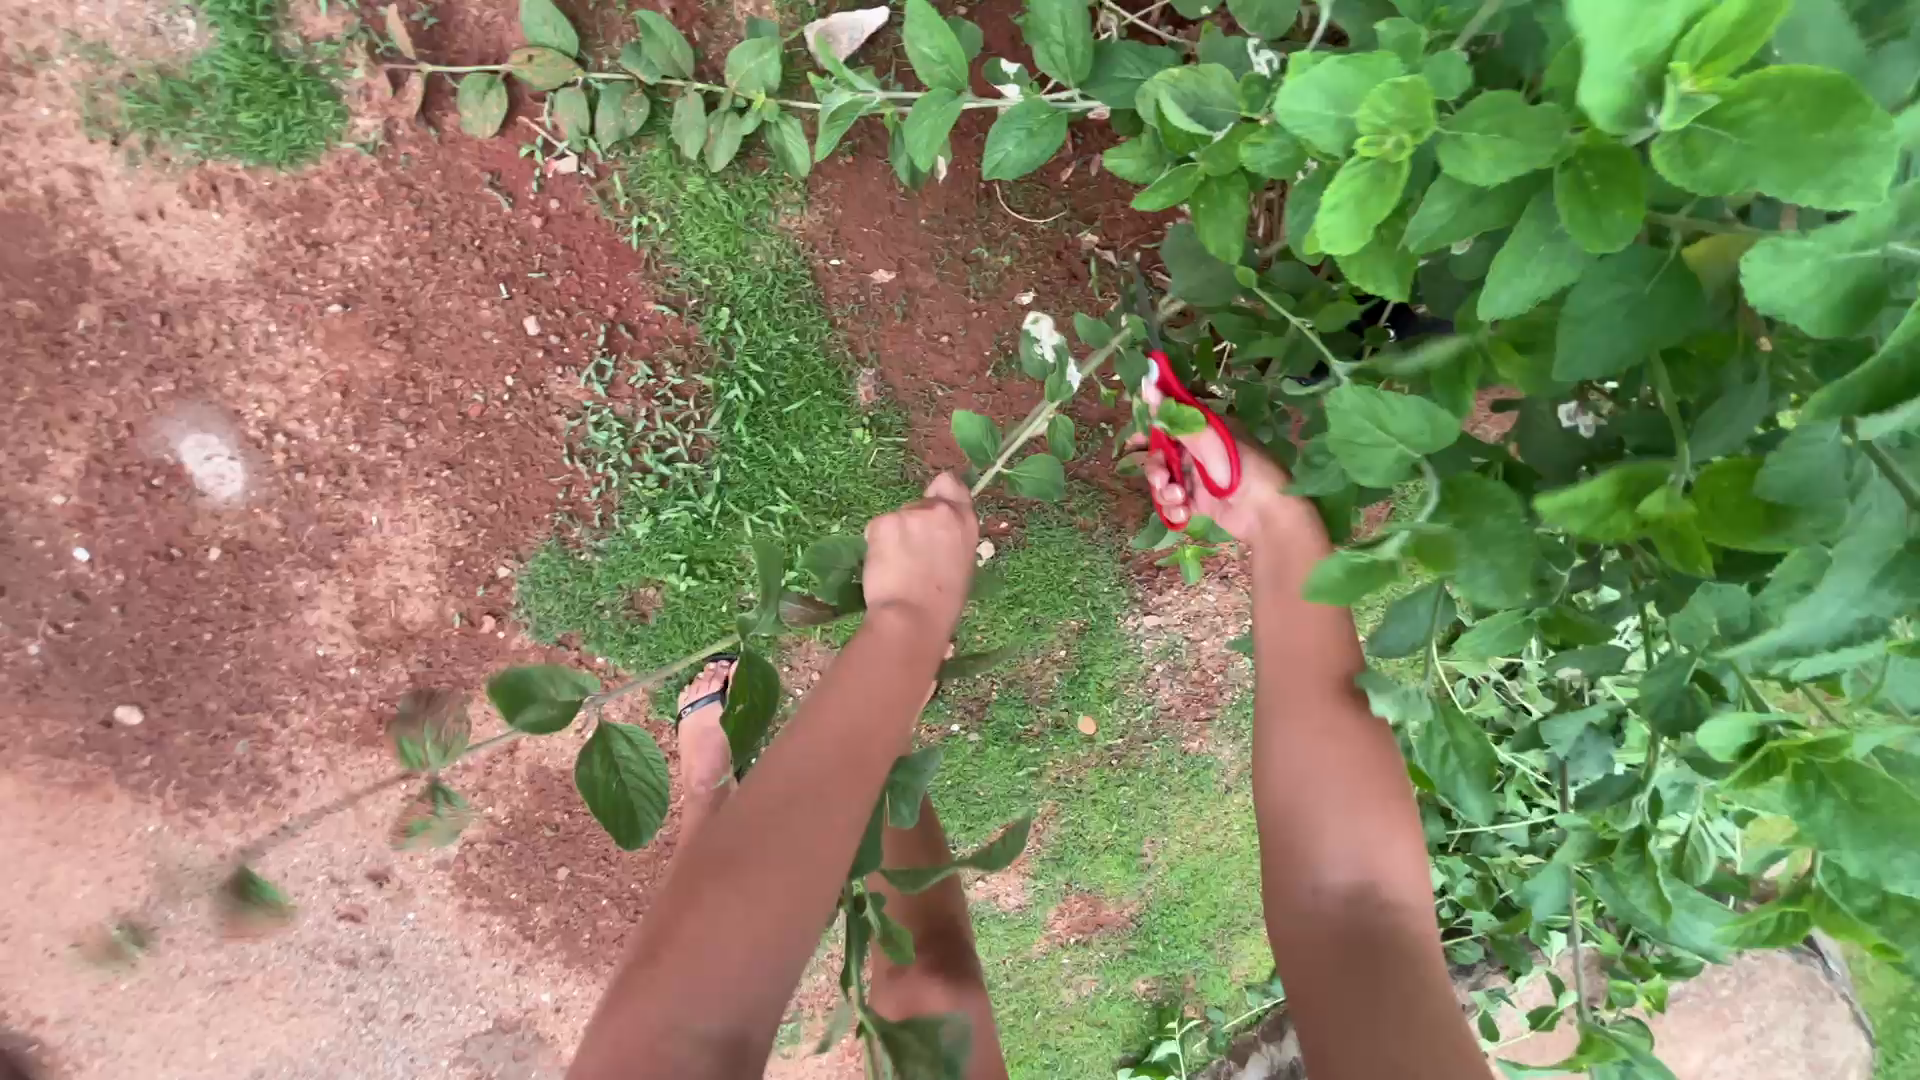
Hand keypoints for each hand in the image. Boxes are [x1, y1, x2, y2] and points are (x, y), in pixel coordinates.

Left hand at [863, 473, 978, 633]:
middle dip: (912, 525)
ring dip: (893, 536)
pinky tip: (884, 568)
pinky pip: (877, 529)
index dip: (939, 493)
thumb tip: (936, 536)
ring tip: (897, 568)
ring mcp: (909, 514)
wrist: (912, 617)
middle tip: (910, 556)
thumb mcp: (961, 564)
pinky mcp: (882, 522)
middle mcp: (939, 510)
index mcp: (965, 522)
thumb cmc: (943, 603)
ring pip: (896, 519)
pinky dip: (877, 545)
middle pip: (919, 506)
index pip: (950, 484)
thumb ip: (951, 539)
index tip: (930, 510)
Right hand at [1136, 382, 1322, 549]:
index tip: (1133, 442)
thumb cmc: (1240, 468)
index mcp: (1206, 431)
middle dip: (1157, 470)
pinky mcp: (1198, 502)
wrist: (1264, 512)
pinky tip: (1185, 513)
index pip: (1170, 424)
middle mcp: (1200, 452)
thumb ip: (1175, 416)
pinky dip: (1175, 508)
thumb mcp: (1207, 439)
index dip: (1150, 433)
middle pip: (1161, 456)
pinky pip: (1174, 501)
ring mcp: (1198, 478)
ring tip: (1181, 500)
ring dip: (1166, 492)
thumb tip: (1148, 383)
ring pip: (1164, 481)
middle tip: (1163, 480)